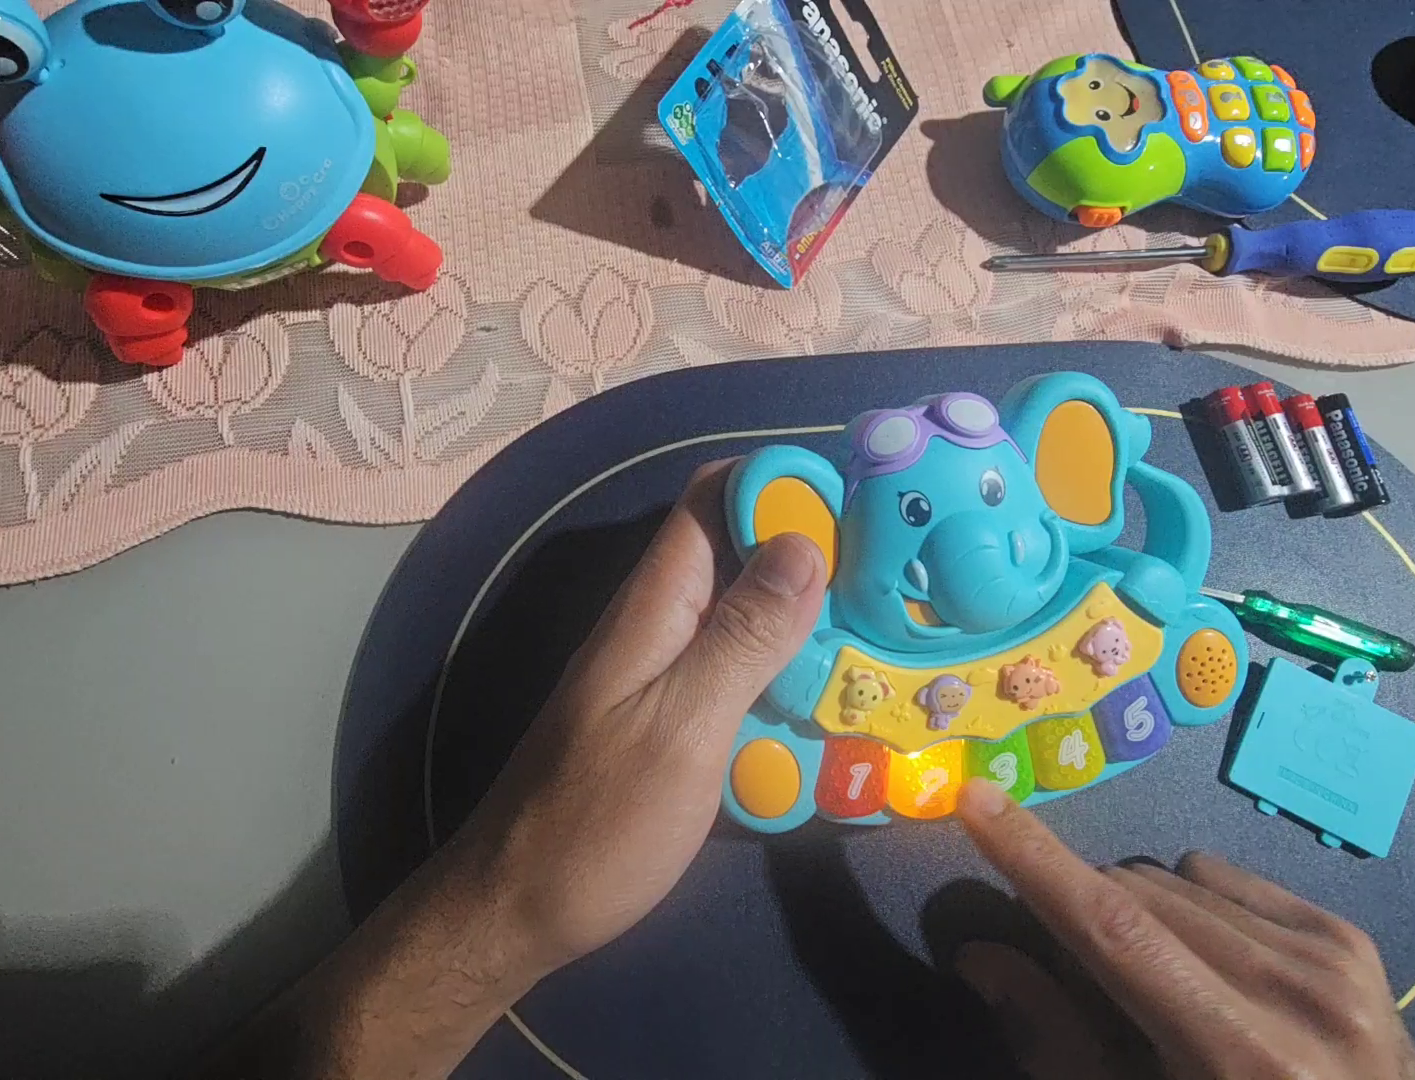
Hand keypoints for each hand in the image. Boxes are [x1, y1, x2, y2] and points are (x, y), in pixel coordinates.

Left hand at [194, 464, 825, 1078]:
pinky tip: (832, 697)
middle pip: (741, 551)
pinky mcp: (678, 710)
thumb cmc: (598, 820)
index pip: (714, 498)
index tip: (858, 510)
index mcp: (658, 602)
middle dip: (813, 554)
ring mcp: (669, 667)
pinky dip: (789, 668)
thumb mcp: (682, 727)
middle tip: (892, 583)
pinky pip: (743, 666)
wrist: (522, 906)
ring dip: (810, 616)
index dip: (780, 485)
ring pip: (749, 610)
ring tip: (882, 635)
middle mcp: (664, 619)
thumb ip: (743, 637)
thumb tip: (804, 544)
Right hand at [955, 779, 1414, 1079]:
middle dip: (1088, 918)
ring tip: (1169, 981)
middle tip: (1097, 984)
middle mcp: (1295, 997)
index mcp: (1239, 1059)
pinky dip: (1189, 902)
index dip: (1034, 858)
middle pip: (1129, 892)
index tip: (974, 797)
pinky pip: (1214, 873)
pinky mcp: (1349, 941)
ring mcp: (1331, 963)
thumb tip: (976, 953)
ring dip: (1138, 912)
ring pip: (1166, 877)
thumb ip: (1050, 1036)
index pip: (1111, 928)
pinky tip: (1214, 960)